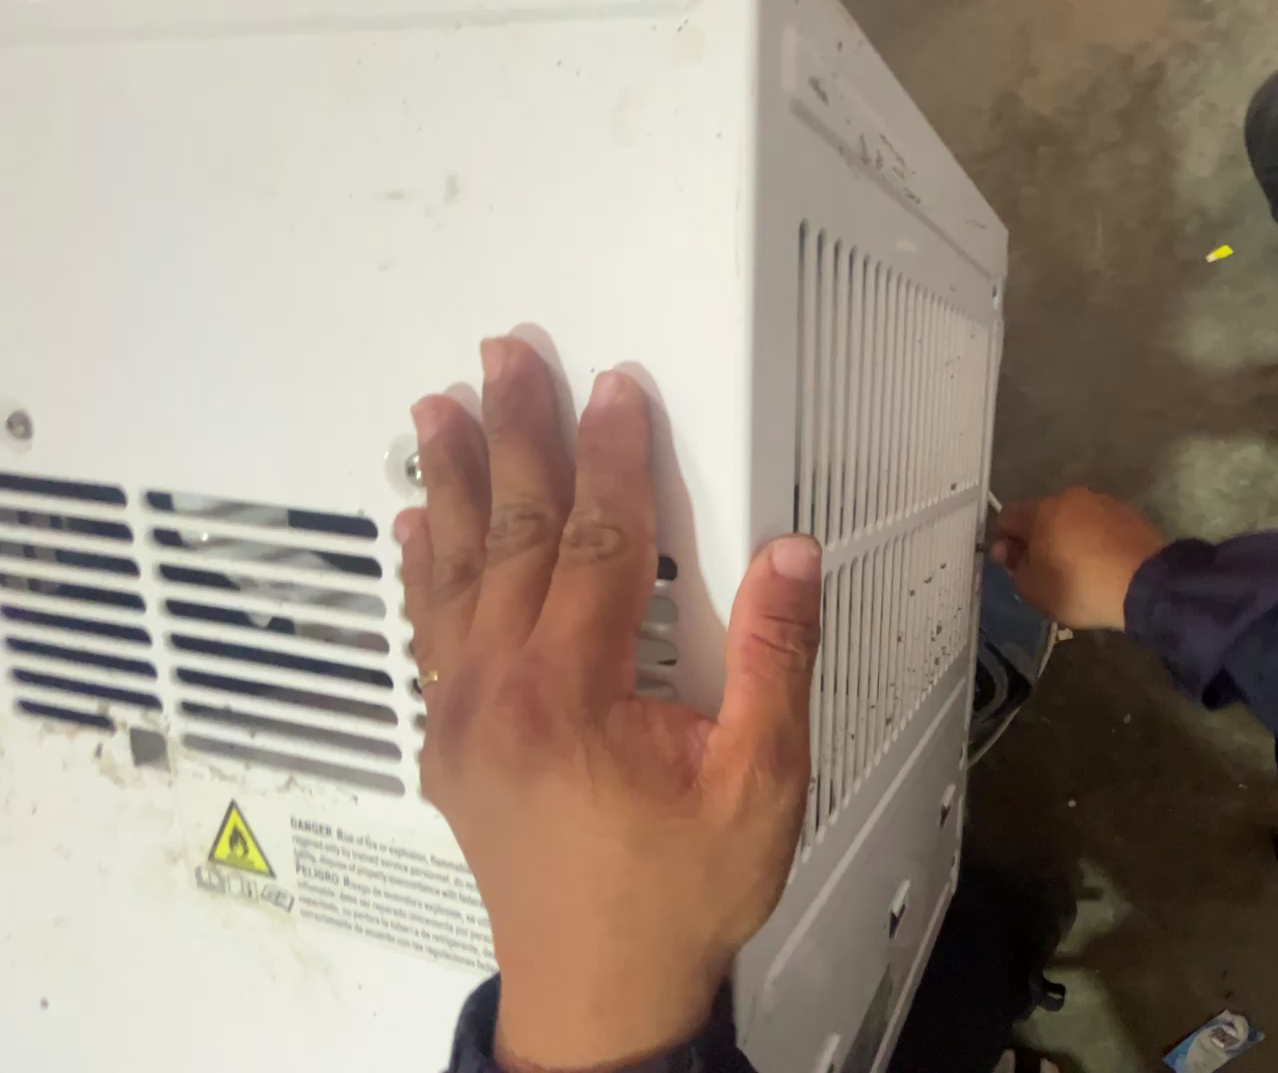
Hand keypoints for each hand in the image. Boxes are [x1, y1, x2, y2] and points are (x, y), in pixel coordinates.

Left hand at [399, 337, 821, 1072]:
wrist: (603, 992)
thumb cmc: (686, 886)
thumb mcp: (761, 775)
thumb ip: (774, 656)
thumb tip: (789, 554)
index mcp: (574, 692)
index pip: (596, 541)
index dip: (612, 457)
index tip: (616, 388)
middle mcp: (498, 691)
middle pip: (509, 535)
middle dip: (514, 436)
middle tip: (505, 357)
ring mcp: (462, 717)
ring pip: (455, 573)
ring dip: (452, 483)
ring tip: (439, 410)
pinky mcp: (455, 741)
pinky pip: (432, 630)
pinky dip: (425, 566)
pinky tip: (417, 526)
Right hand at [990, 488, 1167, 630]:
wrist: (1146, 586)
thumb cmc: (1080, 588)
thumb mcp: (1033, 589)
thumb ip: (1014, 566)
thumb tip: (1010, 550)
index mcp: (1041, 510)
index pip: (1007, 516)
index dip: (1004, 540)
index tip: (1012, 564)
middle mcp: (1070, 497)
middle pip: (1042, 515)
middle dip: (1038, 538)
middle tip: (1045, 570)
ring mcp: (1103, 501)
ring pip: (1073, 518)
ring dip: (1068, 537)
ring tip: (1079, 568)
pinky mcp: (1130, 513)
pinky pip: (1100, 524)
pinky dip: (1095, 539)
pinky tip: (1103, 564)